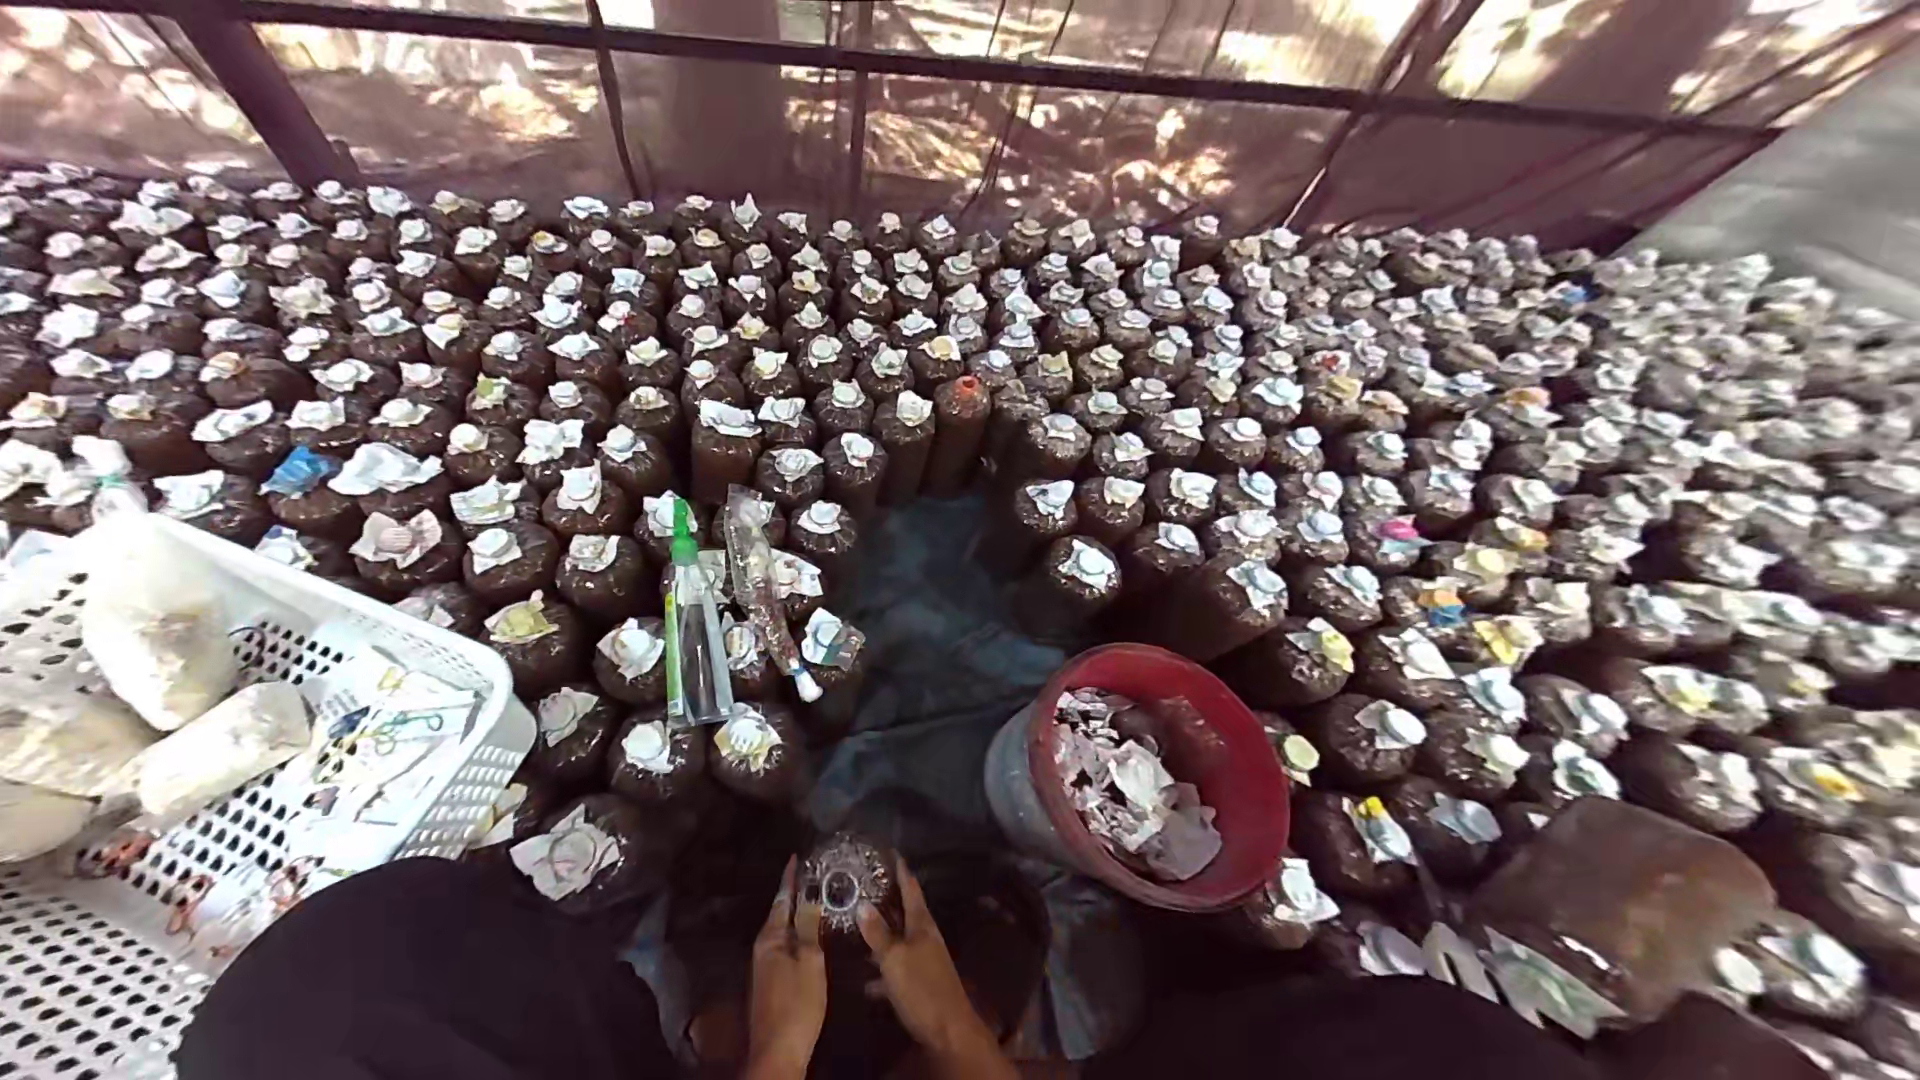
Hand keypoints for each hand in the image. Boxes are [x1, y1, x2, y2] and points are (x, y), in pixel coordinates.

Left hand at [746, 857, 825, 1079]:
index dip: (791, 878)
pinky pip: (786, 945)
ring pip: (783, 930)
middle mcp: (763, 948)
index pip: (782, 898)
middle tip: (814, 874)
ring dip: (797, 913)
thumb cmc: (797, 1005)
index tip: (798, 857)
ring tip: (816, 897)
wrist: (778, 1055)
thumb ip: (809, 927)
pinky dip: (798, 932)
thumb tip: (810, 893)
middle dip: (795, 893)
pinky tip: (811, 933)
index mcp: (770, 939)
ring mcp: (766, 966)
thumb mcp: (810, 962)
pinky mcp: (772, 981)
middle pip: (780, 913)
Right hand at [858, 857, 1014, 1079]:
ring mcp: (923, 958)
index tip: (891, 851)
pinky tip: (864, 978)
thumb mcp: (895, 959)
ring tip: (857, 924)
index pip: (910, 887)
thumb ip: (878, 933)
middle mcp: (924, 935)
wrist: (948, 1031)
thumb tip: (862, 904)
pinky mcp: (919, 981)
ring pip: (898, 938)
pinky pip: (896, 966)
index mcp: (922, 923)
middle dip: (887, 898)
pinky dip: (881, 967)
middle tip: (866, 883)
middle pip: (904, 910)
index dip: (901, 870)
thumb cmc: (922, 988)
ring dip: (881, 932)